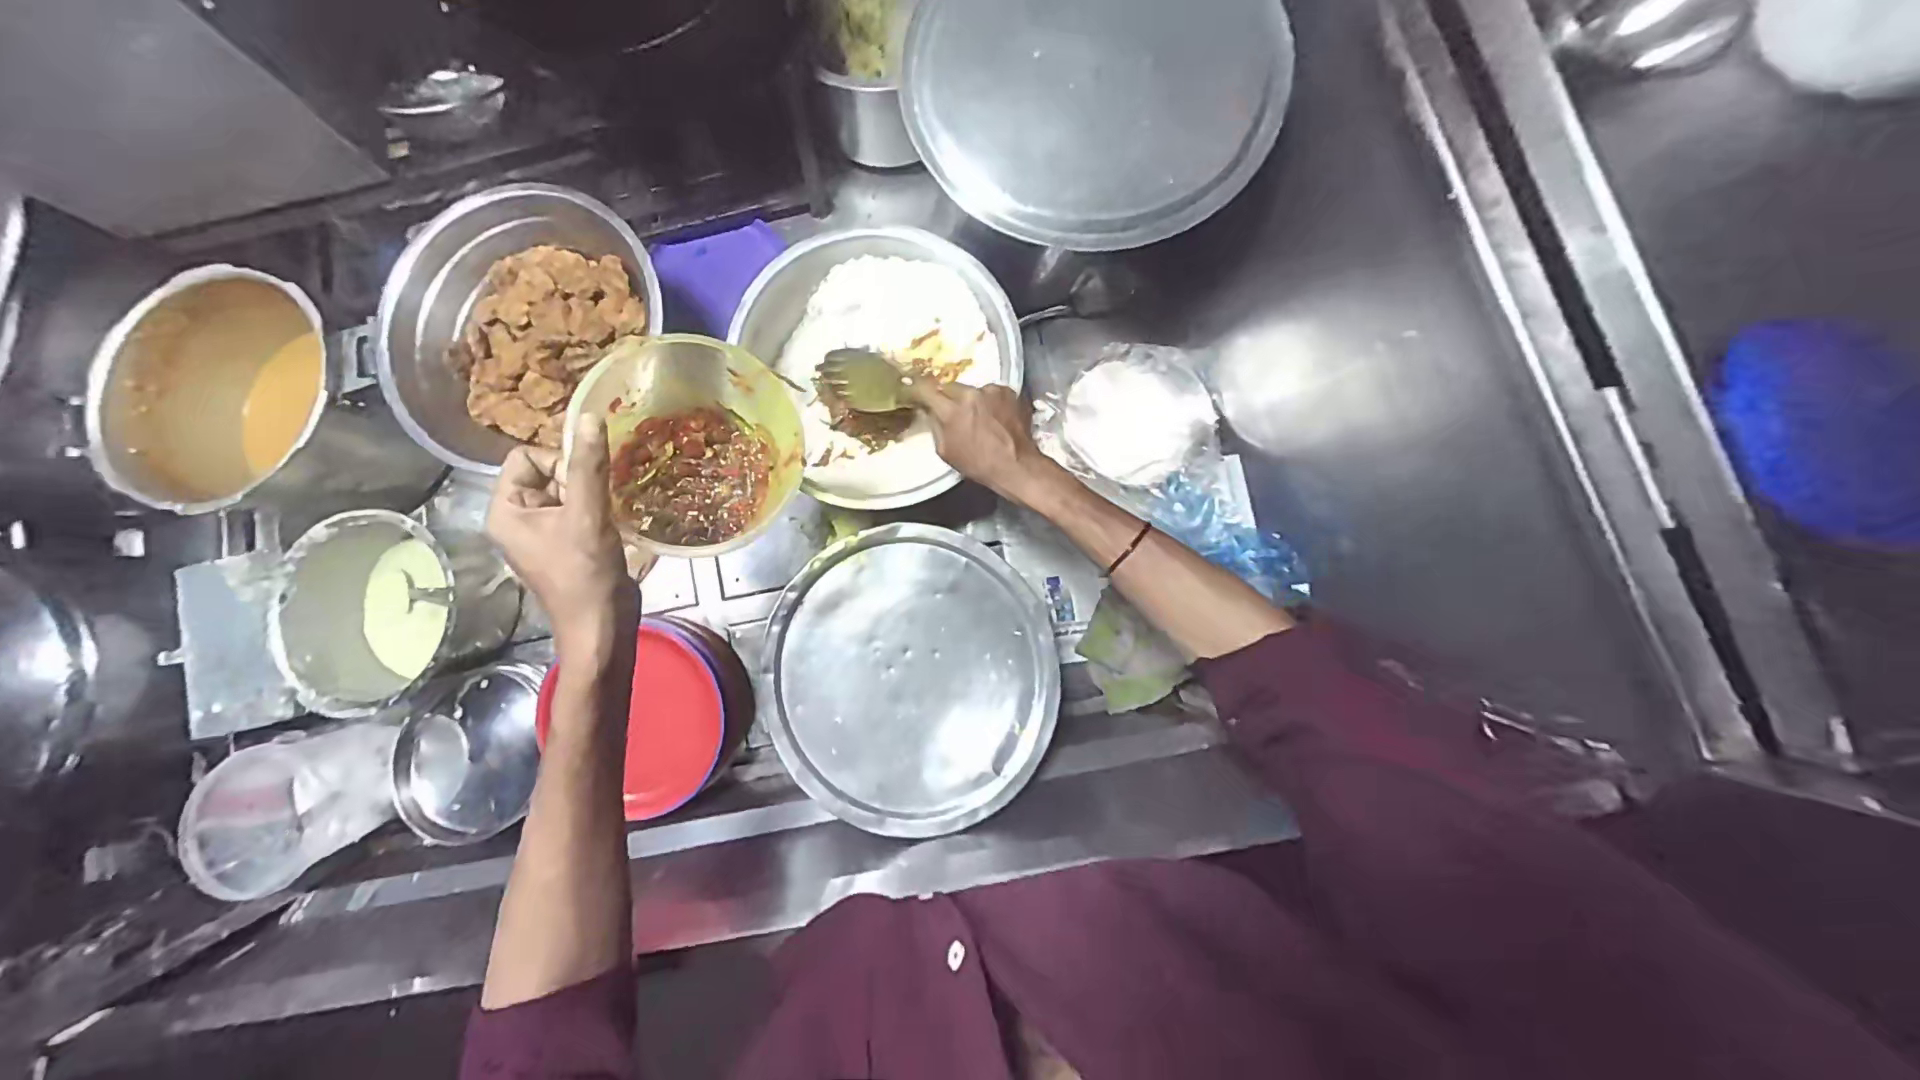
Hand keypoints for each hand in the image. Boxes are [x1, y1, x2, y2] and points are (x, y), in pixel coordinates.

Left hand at [486, 413, 639, 661]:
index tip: (587, 485)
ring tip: (614, 515)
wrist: (602, 625)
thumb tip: (591, 417)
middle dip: (582, 481)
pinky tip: (619, 526)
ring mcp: (544, 535)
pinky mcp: (568, 547)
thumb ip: (588, 466)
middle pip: (549, 474)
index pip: (525, 458)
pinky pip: (581, 513)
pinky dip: (602, 513)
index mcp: (506, 510)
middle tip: (603, 503)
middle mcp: (519, 520)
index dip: (559, 462)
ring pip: (570, 493)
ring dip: (597, 497)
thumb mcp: (588, 514)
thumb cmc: (586, 572)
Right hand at [909, 382, 1066, 507]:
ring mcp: (991, 390)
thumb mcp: (946, 451)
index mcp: (951, 410)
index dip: (918, 389)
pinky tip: (996, 418)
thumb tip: (929, 410)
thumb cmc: (978, 464)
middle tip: (953, 412)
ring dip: (972, 401)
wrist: (1016, 464)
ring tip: (981, 419)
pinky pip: (991, 393)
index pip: (926, 390)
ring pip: (972, 390)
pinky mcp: (1008, 391)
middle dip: (948, 398)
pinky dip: (990, 402)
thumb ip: (935, 426)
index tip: (914, 391)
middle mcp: (970, 394)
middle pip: (950, 387)